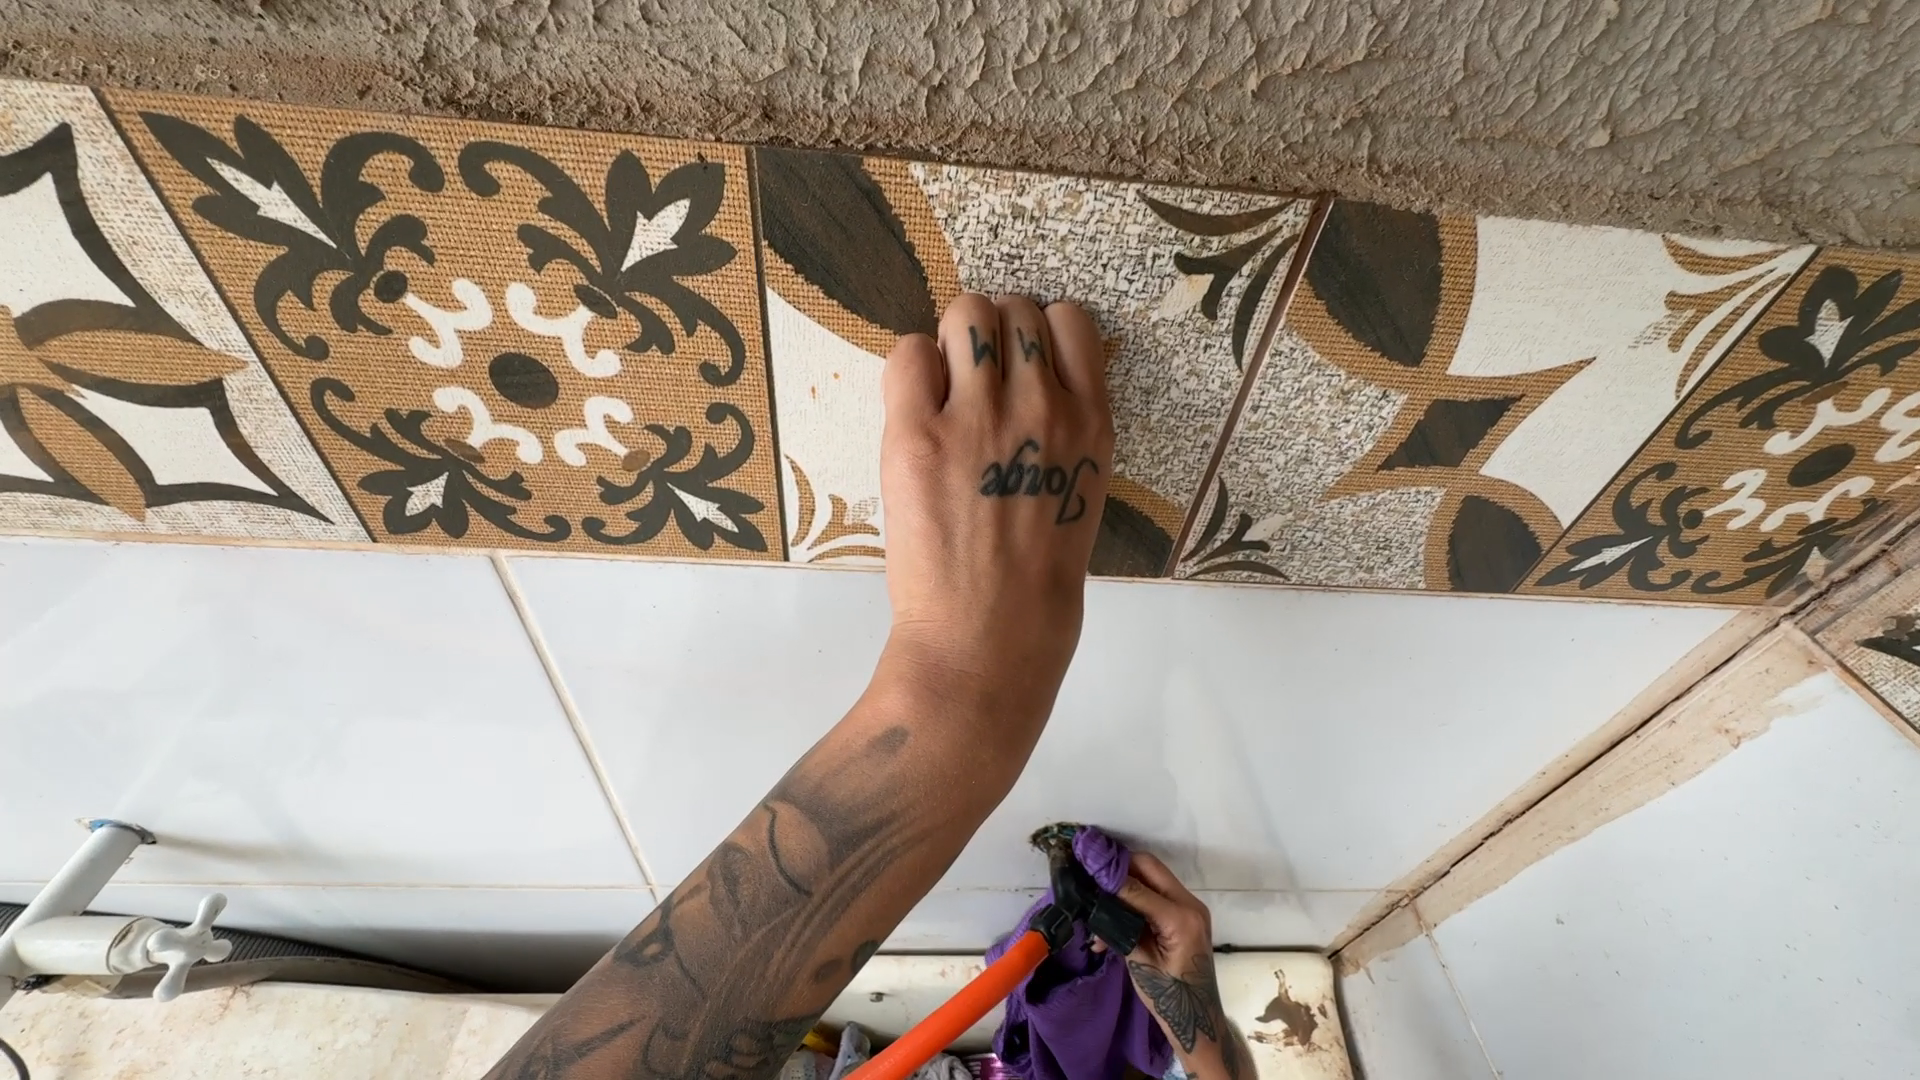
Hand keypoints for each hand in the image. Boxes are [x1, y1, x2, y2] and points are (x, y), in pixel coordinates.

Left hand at [877, 293, 1113, 720]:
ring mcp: (979, 419)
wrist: (989, 638)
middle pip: (1013, 308)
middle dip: (991, 333)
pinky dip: (911, 367)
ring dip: (951, 342)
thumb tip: (1025, 387)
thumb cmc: (1038, 582)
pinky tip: (915, 408)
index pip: (1070, 320)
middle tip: (974, 381)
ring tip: (944, 390)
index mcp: (1092, 424)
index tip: (1020, 365)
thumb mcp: (1079, 494)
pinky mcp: (918, 437)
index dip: (1039, 332)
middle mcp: (1042, 407)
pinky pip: (909, 353)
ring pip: (964, 314)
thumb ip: (1063, 435)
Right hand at [1110, 854, 1245, 1079]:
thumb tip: (1096, 898)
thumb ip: (1121, 925)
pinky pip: (1158, 892)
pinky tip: (1115, 911)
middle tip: (1093, 872)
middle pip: (1149, 867)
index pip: (1138, 885)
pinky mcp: (1186, 913)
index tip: (1087, 866)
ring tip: (1100, 891)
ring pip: (1153, 875)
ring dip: (1126, 878)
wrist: (1198, 1020)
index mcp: (1180, 919)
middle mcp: (1189, 905)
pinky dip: (1137, 894)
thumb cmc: (1167, 997)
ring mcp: (1190, 907)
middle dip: (1119, 866)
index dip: (1110, 875)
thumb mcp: (1139, 961)